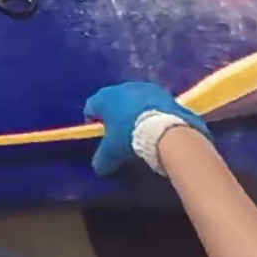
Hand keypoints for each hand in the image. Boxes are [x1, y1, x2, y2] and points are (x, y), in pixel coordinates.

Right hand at [84, 82, 211, 176]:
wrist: (165, 131)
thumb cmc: (130, 137)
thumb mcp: (112, 153)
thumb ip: (102, 159)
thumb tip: (98, 168)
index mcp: (102, 99)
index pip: (91, 107)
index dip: (94, 120)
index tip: (100, 132)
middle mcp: (119, 88)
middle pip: (112, 101)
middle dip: (115, 113)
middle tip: (121, 130)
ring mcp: (141, 88)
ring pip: (132, 99)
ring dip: (134, 109)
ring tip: (142, 127)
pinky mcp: (161, 92)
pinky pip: (152, 101)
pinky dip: (152, 109)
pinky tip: (157, 123)